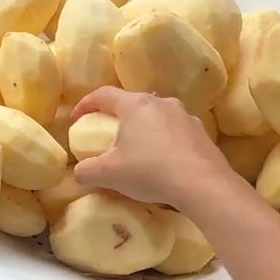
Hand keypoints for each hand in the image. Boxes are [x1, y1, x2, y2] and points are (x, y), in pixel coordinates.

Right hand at [69, 87, 237, 208]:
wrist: (203, 185)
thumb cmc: (149, 171)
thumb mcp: (108, 174)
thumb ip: (86, 171)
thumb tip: (80, 172)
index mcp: (136, 105)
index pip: (104, 94)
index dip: (86, 104)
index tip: (76, 119)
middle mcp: (162, 103)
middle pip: (132, 104)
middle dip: (116, 118)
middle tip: (107, 136)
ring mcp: (186, 117)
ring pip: (156, 118)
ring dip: (143, 131)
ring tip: (137, 151)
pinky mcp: (202, 135)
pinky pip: (175, 134)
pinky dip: (163, 144)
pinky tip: (162, 165)